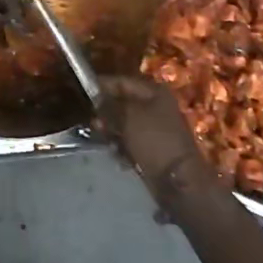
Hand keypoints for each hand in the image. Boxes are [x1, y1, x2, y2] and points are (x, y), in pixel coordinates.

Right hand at [96, 74, 219, 206]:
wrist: (178, 180)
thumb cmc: (154, 140)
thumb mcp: (128, 116)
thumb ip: (109, 105)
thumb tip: (97, 100)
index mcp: (154, 93)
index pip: (122, 82)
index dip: (103, 86)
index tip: (84, 91)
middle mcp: (155, 107)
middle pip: (122, 103)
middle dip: (106, 113)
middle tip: (94, 122)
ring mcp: (155, 129)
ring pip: (124, 124)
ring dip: (112, 132)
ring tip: (104, 140)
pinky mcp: (152, 148)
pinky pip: (130, 142)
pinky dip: (121, 146)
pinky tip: (118, 154)